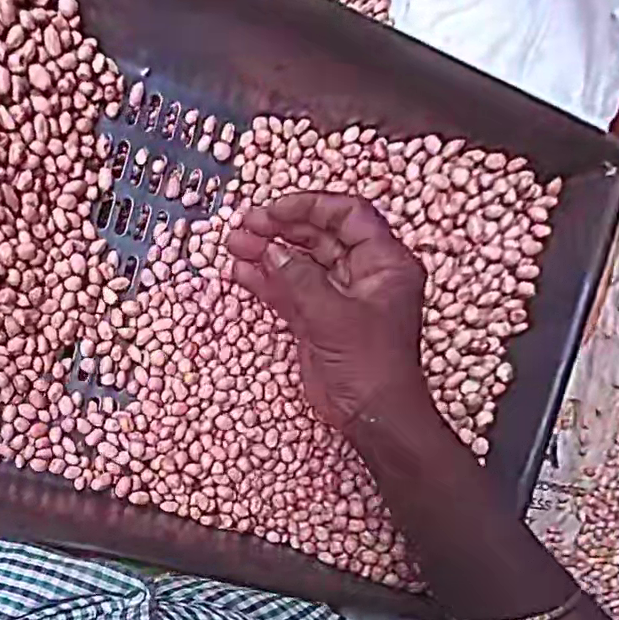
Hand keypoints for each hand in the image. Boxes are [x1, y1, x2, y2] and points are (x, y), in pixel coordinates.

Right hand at [225, 191, 436, 440]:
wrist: (370, 413)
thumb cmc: (370, 365)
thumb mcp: (334, 315)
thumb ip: (300, 280)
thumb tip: (272, 252)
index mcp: (384, 263)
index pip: (348, 216)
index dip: (310, 206)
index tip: (274, 209)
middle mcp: (362, 274)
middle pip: (318, 237)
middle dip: (280, 228)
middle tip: (245, 224)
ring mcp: (337, 298)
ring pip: (298, 264)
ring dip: (267, 253)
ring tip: (234, 243)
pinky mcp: (316, 320)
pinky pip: (288, 292)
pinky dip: (265, 282)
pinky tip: (241, 272)